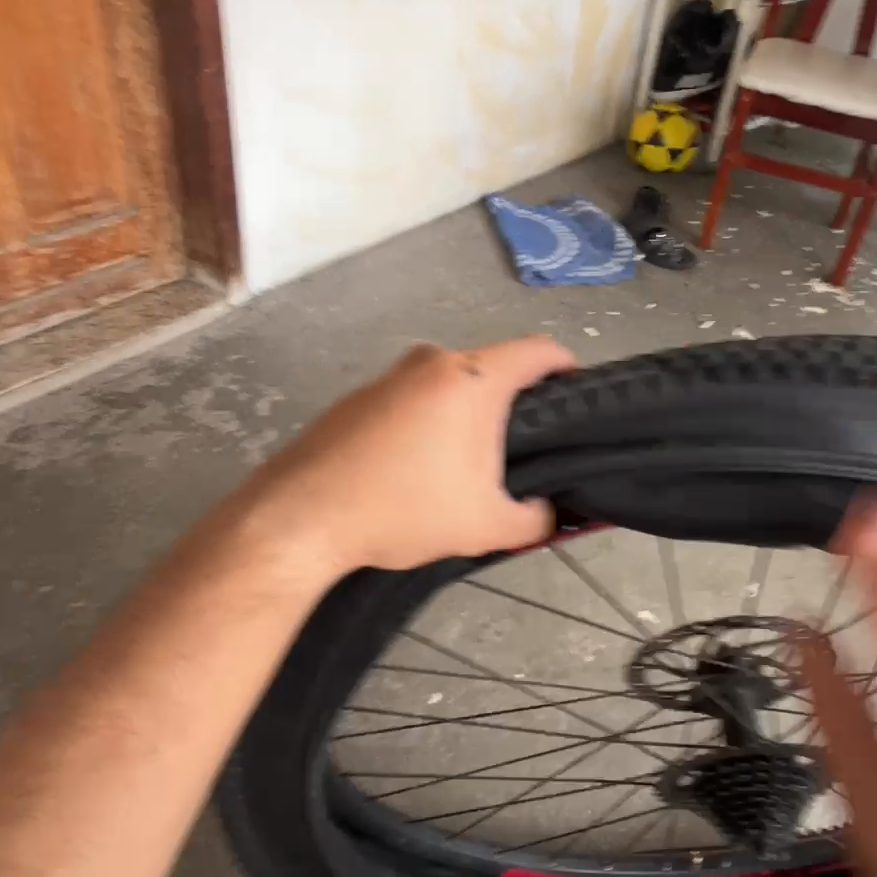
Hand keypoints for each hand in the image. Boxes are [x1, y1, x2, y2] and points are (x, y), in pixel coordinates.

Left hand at [231, 336, 575, 575]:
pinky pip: (414, 398)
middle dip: (514, 405)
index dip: (568, 368)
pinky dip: (429, 422)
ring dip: (468, 415)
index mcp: (473, 378)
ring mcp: (391, 374)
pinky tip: (415, 469)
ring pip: (452, 384)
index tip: (575, 397)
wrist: (301, 516)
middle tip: (520, 451)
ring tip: (465, 467)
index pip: (540, 350)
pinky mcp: (359, 395)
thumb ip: (535, 518)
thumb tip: (549, 513)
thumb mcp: (485, 526)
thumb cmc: (404, 509)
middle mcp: (434, 361)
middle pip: (494, 369)